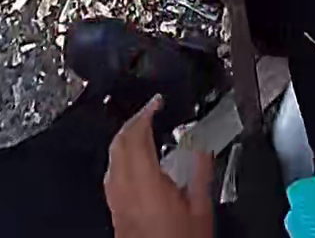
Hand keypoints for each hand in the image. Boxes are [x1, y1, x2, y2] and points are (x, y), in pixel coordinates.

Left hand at [104, 96, 214, 237]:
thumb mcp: (201, 210)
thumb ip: (201, 172)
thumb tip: (202, 147)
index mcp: (146, 181)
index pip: (137, 133)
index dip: (145, 112)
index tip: (156, 102)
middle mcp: (125, 187)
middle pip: (119, 141)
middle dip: (133, 121)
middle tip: (149, 112)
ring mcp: (116, 201)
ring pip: (112, 156)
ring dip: (124, 137)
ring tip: (142, 130)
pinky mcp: (114, 213)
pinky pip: (111, 173)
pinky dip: (120, 156)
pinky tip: (133, 161)